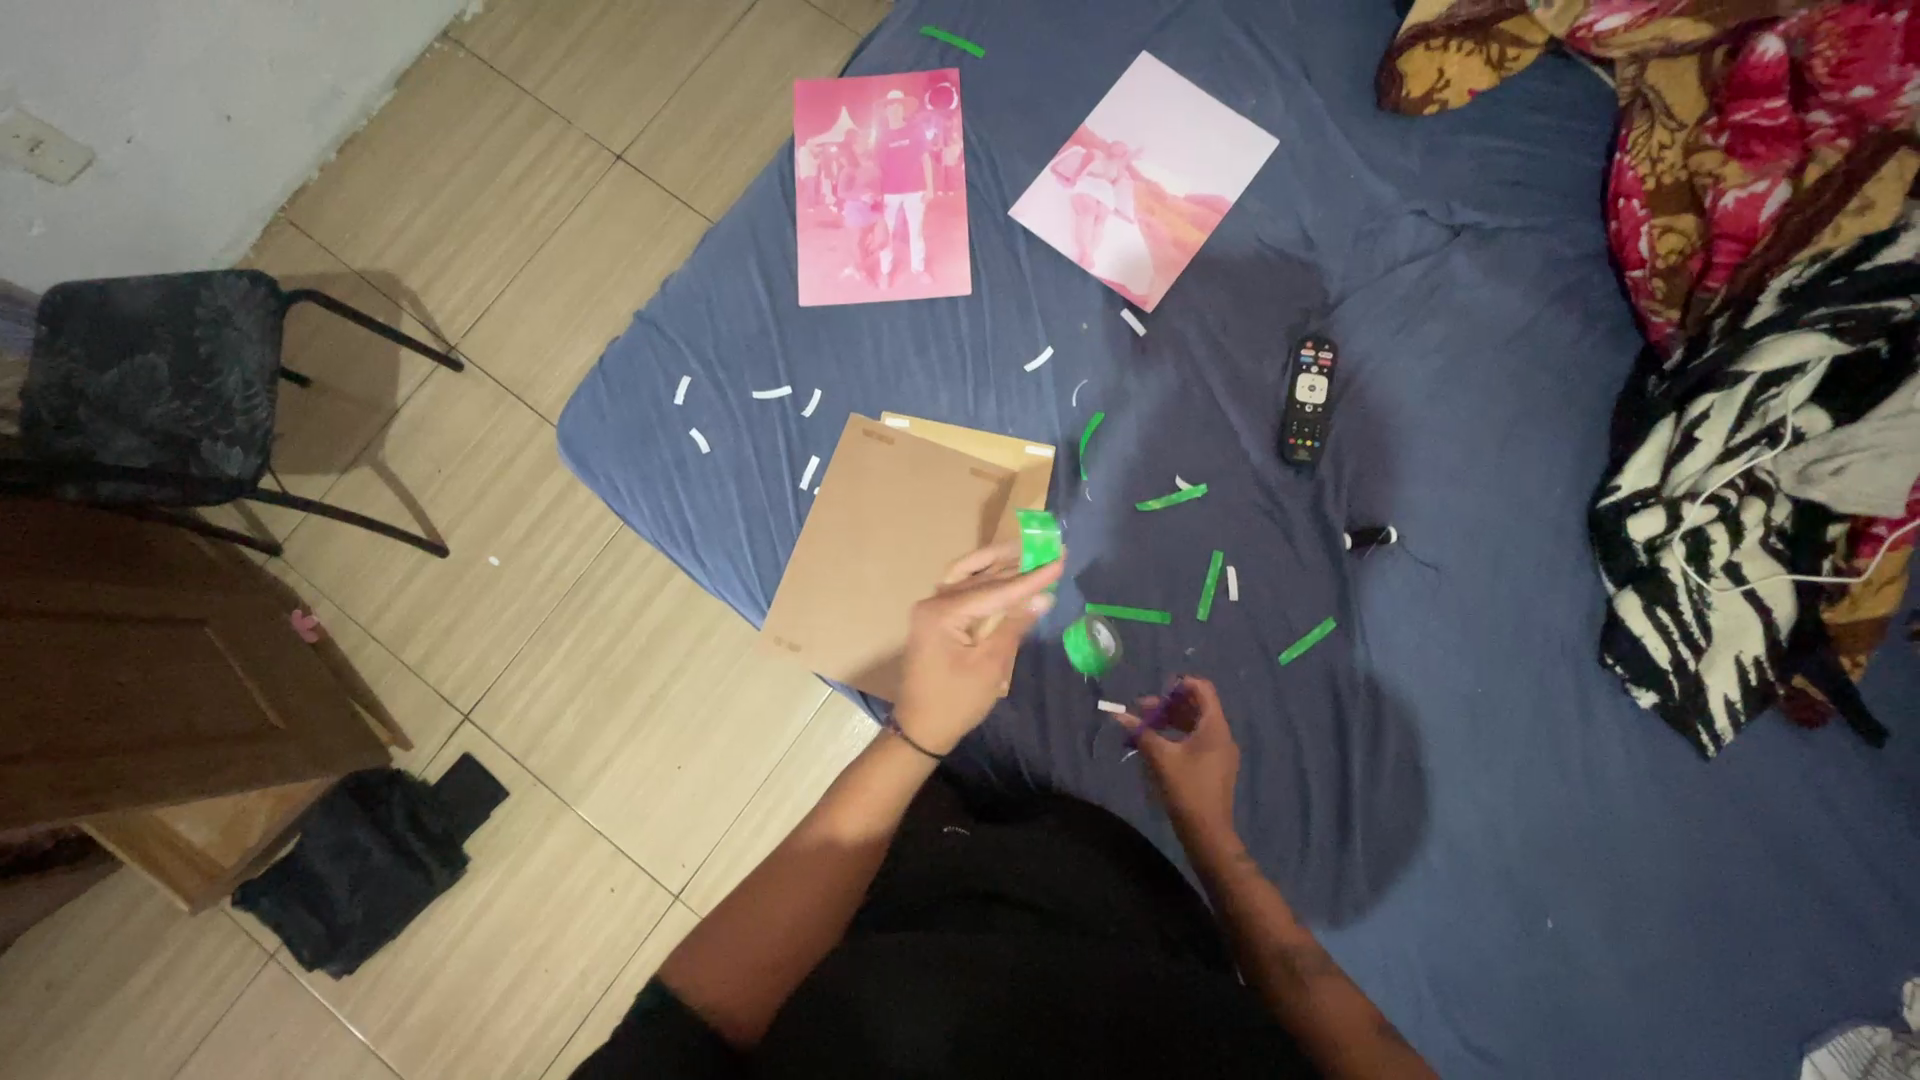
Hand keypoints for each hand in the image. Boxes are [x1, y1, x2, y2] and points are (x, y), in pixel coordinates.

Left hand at [892, 540, 1062, 754]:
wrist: (921, 728)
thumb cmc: (956, 701)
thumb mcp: (990, 666)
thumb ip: (1014, 626)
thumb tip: (1044, 598)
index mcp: (942, 613)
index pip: (995, 590)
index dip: (1031, 578)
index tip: (1059, 560)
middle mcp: (933, 602)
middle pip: (982, 576)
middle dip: (1017, 563)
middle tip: (1049, 547)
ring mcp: (932, 609)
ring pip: (970, 576)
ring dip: (1000, 564)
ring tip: (1030, 549)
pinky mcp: (937, 619)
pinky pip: (963, 590)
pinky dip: (985, 580)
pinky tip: (1006, 572)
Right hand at [1118, 676, 1241, 845]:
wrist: (1207, 831)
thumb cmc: (1186, 788)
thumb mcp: (1160, 757)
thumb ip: (1141, 732)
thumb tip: (1119, 715)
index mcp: (1214, 727)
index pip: (1202, 689)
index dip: (1180, 685)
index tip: (1156, 692)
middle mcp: (1222, 734)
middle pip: (1197, 706)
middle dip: (1169, 705)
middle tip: (1143, 711)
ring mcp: (1220, 752)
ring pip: (1196, 724)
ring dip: (1171, 721)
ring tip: (1145, 727)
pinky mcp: (1215, 766)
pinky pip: (1198, 740)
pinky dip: (1178, 736)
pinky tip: (1158, 745)